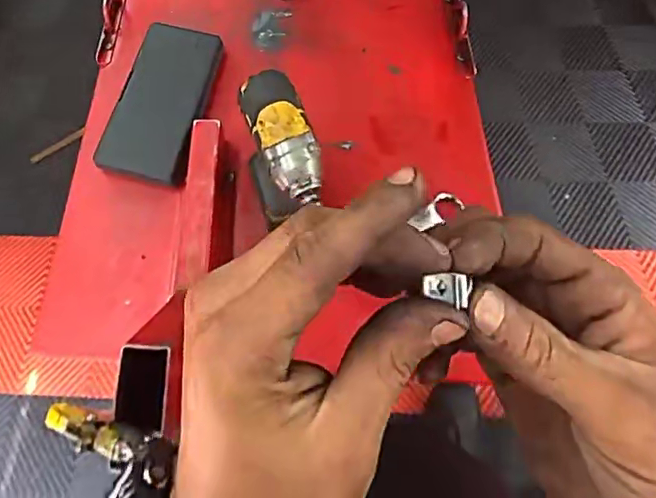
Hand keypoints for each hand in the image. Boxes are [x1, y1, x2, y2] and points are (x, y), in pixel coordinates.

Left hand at [177, 168, 468, 497]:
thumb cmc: (274, 493)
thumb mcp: (342, 442)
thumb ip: (388, 361)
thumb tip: (437, 305)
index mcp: (240, 335)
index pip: (313, 253)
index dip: (369, 216)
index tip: (410, 188)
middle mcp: (218, 297)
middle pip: (306, 235)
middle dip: (375, 233)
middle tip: (433, 256)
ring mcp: (218, 291)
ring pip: (298, 237)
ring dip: (358, 240)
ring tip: (413, 262)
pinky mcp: (228, 296)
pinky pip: (287, 254)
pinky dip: (335, 254)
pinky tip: (373, 268)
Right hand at [441, 215, 655, 497]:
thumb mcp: (614, 405)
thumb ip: (544, 352)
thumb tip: (477, 298)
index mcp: (595, 289)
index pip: (533, 240)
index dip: (489, 238)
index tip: (448, 255)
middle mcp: (556, 298)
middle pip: (495, 255)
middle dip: (455, 259)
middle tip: (417, 275)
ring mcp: (529, 331)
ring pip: (473, 290)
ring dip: (442, 296)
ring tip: (415, 313)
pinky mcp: (507, 365)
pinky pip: (465, 333)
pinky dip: (441, 336)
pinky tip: (427, 356)